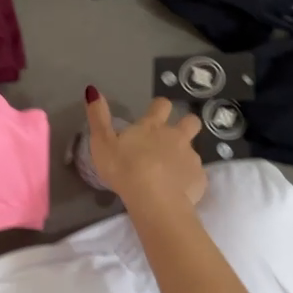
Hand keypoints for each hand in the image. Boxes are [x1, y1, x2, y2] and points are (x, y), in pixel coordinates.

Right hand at [85, 87, 207, 209]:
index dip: (159, 107)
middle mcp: (176, 137)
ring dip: (183, 156)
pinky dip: (186, 180)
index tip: (154, 113)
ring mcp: (191, 158)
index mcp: (152, 127)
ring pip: (193, 150)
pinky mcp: (199, 179)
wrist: (155, 201)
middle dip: (186, 124)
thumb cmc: (124, 169)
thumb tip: (92, 90)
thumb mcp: (102, 143)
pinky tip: (175, 191)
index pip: (162, 105)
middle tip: (171, 139)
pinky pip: (195, 175)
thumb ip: (98, 117)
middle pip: (191, 121)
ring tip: (168, 173)